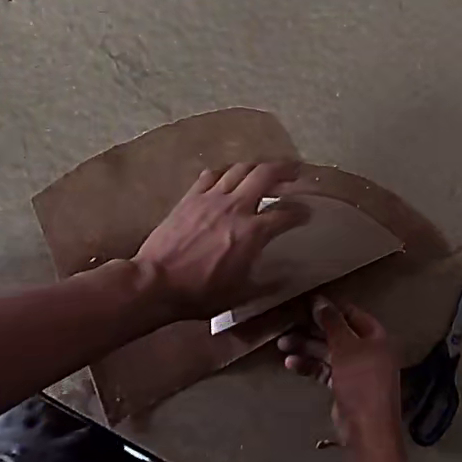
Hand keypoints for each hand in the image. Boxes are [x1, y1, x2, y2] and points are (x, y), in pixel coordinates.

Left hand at [134, 161, 307, 319]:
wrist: (155, 283)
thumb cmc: (200, 293)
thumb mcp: (241, 295)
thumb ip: (267, 283)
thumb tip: (287, 278)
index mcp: (252, 233)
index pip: (286, 214)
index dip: (301, 212)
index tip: (306, 213)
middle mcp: (236, 208)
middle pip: (266, 174)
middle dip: (284, 169)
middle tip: (293, 170)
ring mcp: (211, 199)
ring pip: (240, 169)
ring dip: (256, 166)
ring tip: (264, 170)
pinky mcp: (190, 198)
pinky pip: (211, 175)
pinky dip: (225, 172)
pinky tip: (228, 177)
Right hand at [278, 297, 403, 448]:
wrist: (367, 428)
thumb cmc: (361, 380)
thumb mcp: (346, 347)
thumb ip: (332, 323)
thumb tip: (319, 300)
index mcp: (375, 336)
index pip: (351, 314)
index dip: (330, 309)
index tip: (306, 304)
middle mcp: (367, 350)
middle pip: (337, 334)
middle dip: (312, 330)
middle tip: (288, 324)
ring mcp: (355, 370)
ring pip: (328, 352)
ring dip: (306, 348)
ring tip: (282, 344)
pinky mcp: (344, 386)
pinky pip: (325, 370)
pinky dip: (309, 366)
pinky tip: (291, 364)